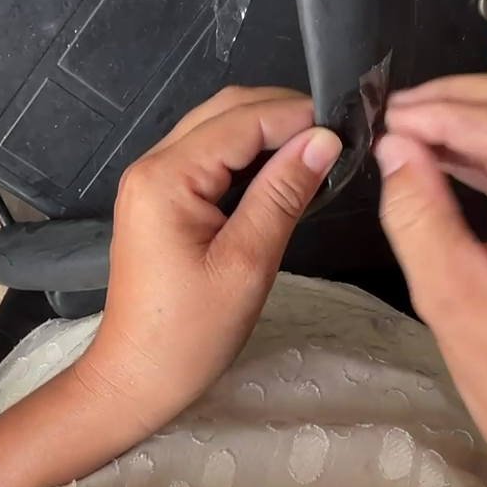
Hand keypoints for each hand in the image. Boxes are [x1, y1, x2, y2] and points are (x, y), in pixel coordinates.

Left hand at [74, 87, 340, 438]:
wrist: (137, 375)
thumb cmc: (190, 332)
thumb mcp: (247, 262)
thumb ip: (283, 193)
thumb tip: (325, 140)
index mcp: (167, 176)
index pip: (241, 120)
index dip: (297, 116)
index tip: (349, 126)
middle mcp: (151, 165)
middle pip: (223, 111)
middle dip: (281, 114)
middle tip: (336, 137)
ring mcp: (150, 180)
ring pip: (214, 129)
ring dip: (264, 131)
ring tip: (316, 151)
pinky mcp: (157, 199)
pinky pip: (204, 157)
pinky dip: (243, 155)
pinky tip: (279, 170)